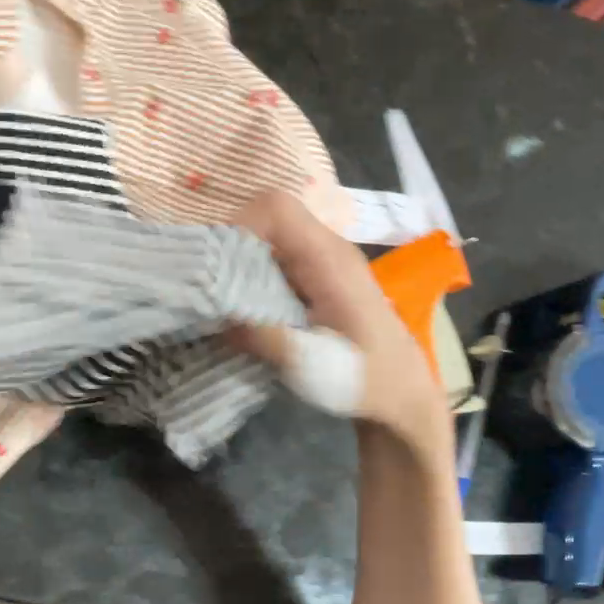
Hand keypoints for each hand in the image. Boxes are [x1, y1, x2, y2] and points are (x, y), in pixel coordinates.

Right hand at [226, 192, 449, 457]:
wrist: (401, 394)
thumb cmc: (366, 379)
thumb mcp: (314, 367)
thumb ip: (267, 339)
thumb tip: (220, 319)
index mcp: (329, 260)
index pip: (276, 209)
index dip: (236, 225)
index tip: (211, 265)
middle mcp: (324, 251)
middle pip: (264, 219)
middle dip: (227, 247)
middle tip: (203, 287)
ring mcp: (318, 265)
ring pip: (264, 240)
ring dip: (232, 265)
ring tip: (212, 301)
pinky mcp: (311, 282)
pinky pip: (270, 263)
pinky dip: (244, 279)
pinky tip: (233, 311)